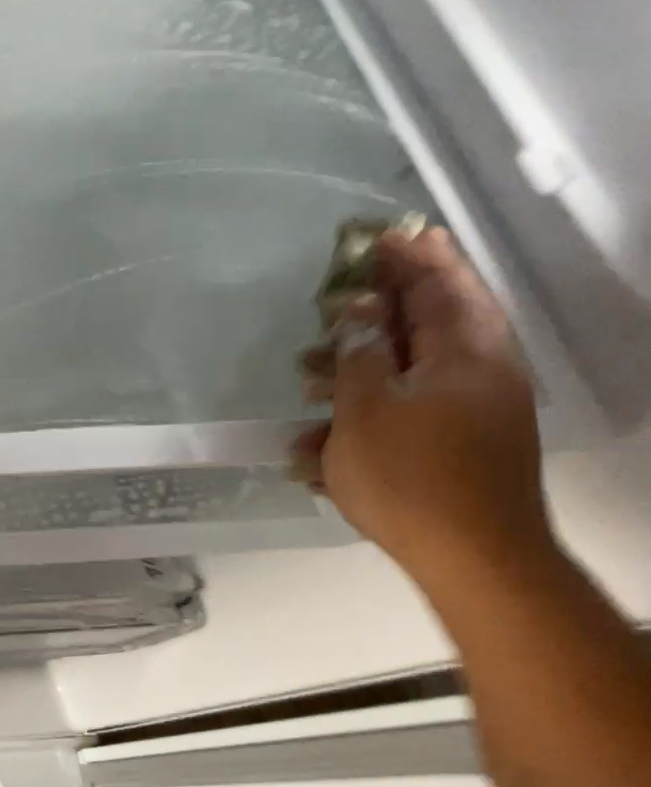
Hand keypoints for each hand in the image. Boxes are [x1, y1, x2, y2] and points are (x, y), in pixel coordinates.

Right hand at [293, 227, 554, 582]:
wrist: (471, 553)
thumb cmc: (410, 475)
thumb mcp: (366, 409)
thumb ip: (359, 355)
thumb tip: (357, 312)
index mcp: (465, 352)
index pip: (440, 285)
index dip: (410, 257)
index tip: (383, 233)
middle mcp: (480, 371)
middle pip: (431, 321)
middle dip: (380, 308)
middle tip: (338, 293)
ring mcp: (474, 409)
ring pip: (411, 368)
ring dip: (359, 367)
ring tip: (306, 375)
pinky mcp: (459, 443)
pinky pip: (407, 409)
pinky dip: (367, 413)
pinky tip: (321, 441)